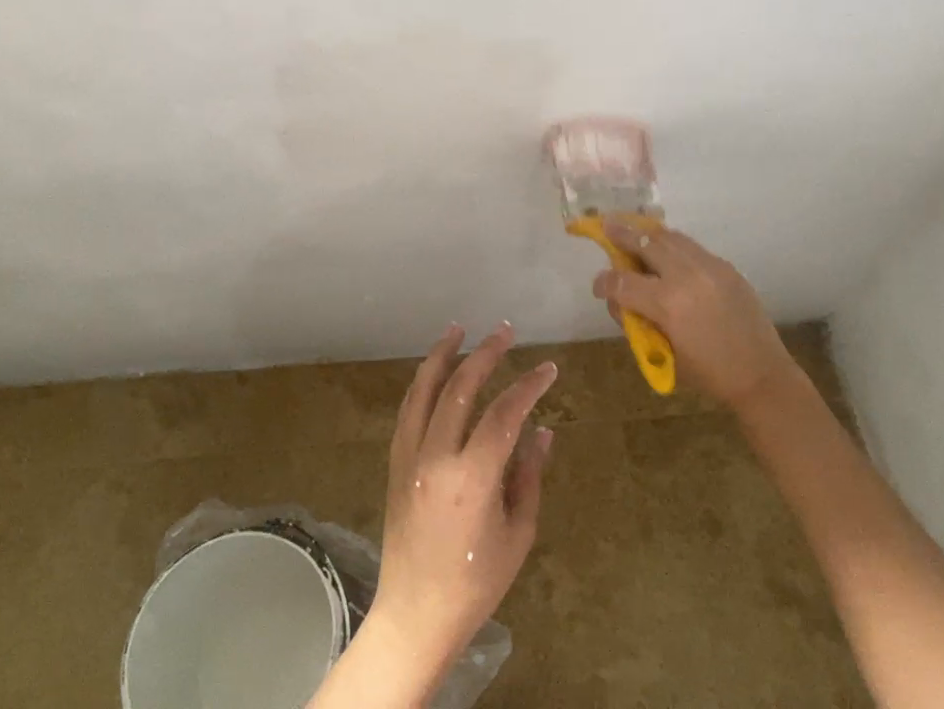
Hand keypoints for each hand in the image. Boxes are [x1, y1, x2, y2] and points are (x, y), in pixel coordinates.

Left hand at [369, 322, 556, 671]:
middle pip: (459, 388)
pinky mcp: (394, 465)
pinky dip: (422, 385)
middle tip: (505, 332)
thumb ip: (529, 475)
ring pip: (423, 392)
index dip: (529, 387)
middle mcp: (434, 457)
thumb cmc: (475, 582)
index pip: (503, 413)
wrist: (415, 614)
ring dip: (441, 356)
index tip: (549, 370)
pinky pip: (407, 412)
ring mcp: (408, 458)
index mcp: (471, 477)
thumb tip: (541, 431)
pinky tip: (433, 372)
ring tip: (458, 330)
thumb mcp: (518, 532)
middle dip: (484, 354)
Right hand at [593, 220, 799, 409]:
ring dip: (648, 234)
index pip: (622, 282)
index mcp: (667, 304)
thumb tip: (619, 300)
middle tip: (605, 226)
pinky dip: (673, 245)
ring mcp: (709, 267)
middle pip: (645, 243)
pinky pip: (692, 247)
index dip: (604, 283)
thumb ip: (637, 321)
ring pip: (671, 237)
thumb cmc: (708, 373)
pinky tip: (666, 250)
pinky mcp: (726, 267)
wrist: (761, 373)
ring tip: (633, 230)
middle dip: (621, 234)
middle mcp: (686, 276)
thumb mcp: (664, 352)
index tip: (598, 286)